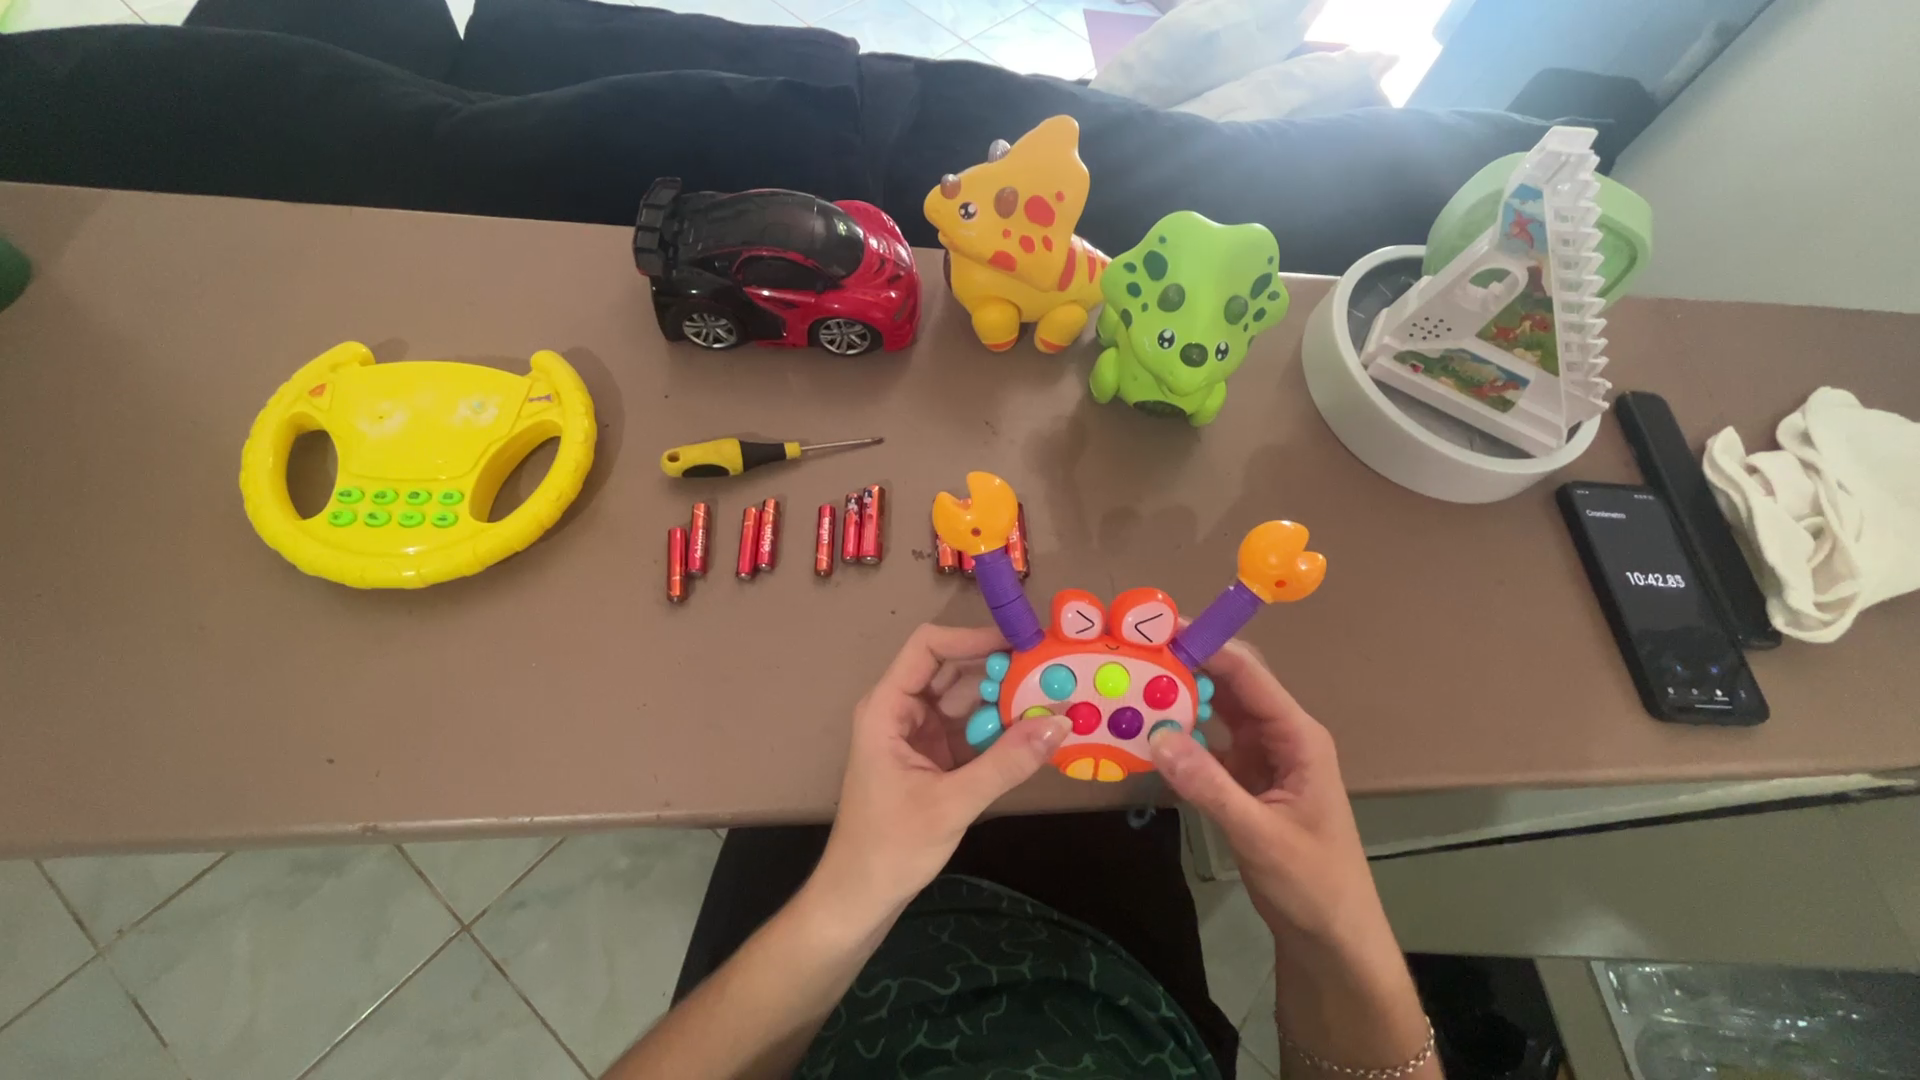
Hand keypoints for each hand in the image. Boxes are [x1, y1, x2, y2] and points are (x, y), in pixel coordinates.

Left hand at [812, 624, 1071, 919]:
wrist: (860, 898)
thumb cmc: (890, 847)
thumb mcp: (952, 803)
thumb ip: (1005, 763)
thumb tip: (1059, 725)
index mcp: (888, 708)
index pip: (928, 648)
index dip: (972, 637)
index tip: (1020, 644)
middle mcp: (903, 711)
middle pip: (953, 670)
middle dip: (999, 669)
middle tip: (1050, 670)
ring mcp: (919, 734)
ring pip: (967, 700)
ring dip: (1005, 699)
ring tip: (1053, 696)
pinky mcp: (935, 758)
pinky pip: (971, 729)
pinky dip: (1001, 729)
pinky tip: (1035, 730)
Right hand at [1147, 639, 1379, 943]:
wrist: (1331, 937)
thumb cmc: (1313, 883)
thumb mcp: (1259, 835)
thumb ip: (1208, 785)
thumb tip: (1156, 736)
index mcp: (1297, 736)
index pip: (1248, 675)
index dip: (1208, 646)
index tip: (1160, 630)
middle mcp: (1279, 735)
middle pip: (1230, 684)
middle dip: (1187, 663)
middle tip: (1135, 652)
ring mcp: (1261, 756)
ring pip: (1216, 710)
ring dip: (1179, 696)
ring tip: (1132, 681)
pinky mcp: (1244, 778)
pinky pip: (1207, 743)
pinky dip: (1179, 734)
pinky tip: (1147, 730)